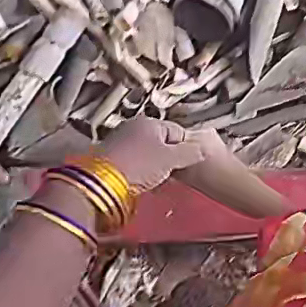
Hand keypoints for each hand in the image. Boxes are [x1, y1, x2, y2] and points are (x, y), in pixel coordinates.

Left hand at [94, 116, 214, 193]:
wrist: (102, 184)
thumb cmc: (137, 166)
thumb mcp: (171, 159)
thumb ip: (190, 152)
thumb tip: (203, 149)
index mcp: (149, 122)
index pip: (178, 131)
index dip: (186, 148)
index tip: (188, 163)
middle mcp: (133, 127)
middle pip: (162, 142)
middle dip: (170, 159)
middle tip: (173, 173)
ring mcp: (120, 141)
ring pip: (148, 153)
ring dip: (155, 167)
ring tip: (157, 180)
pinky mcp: (111, 157)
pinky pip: (135, 162)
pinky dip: (141, 171)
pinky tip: (143, 182)